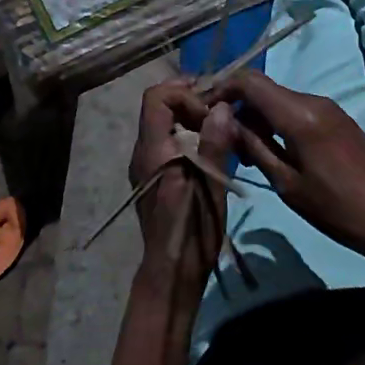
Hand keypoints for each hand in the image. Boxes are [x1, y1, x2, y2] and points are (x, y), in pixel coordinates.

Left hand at [130, 81, 229, 292]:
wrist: (172, 271)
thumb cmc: (192, 230)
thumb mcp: (210, 186)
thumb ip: (214, 145)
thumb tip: (221, 108)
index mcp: (152, 150)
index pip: (156, 97)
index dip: (184, 93)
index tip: (210, 108)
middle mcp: (143, 152)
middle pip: (159, 107)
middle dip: (189, 101)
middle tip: (220, 111)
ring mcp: (146, 165)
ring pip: (164, 124)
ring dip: (190, 118)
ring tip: (220, 129)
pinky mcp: (155, 177)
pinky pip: (167, 142)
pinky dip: (187, 135)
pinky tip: (211, 149)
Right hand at [210, 70, 364, 258]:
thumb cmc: (336, 208)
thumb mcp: (286, 183)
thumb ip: (253, 147)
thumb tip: (224, 122)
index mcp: (298, 114)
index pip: (249, 81)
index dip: (221, 89)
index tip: (203, 111)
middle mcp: (313, 100)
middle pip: (263, 89)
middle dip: (237, 106)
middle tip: (220, 137)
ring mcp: (327, 107)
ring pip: (278, 99)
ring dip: (257, 116)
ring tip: (244, 150)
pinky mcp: (336, 118)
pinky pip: (296, 109)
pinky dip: (276, 122)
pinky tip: (272, 150)